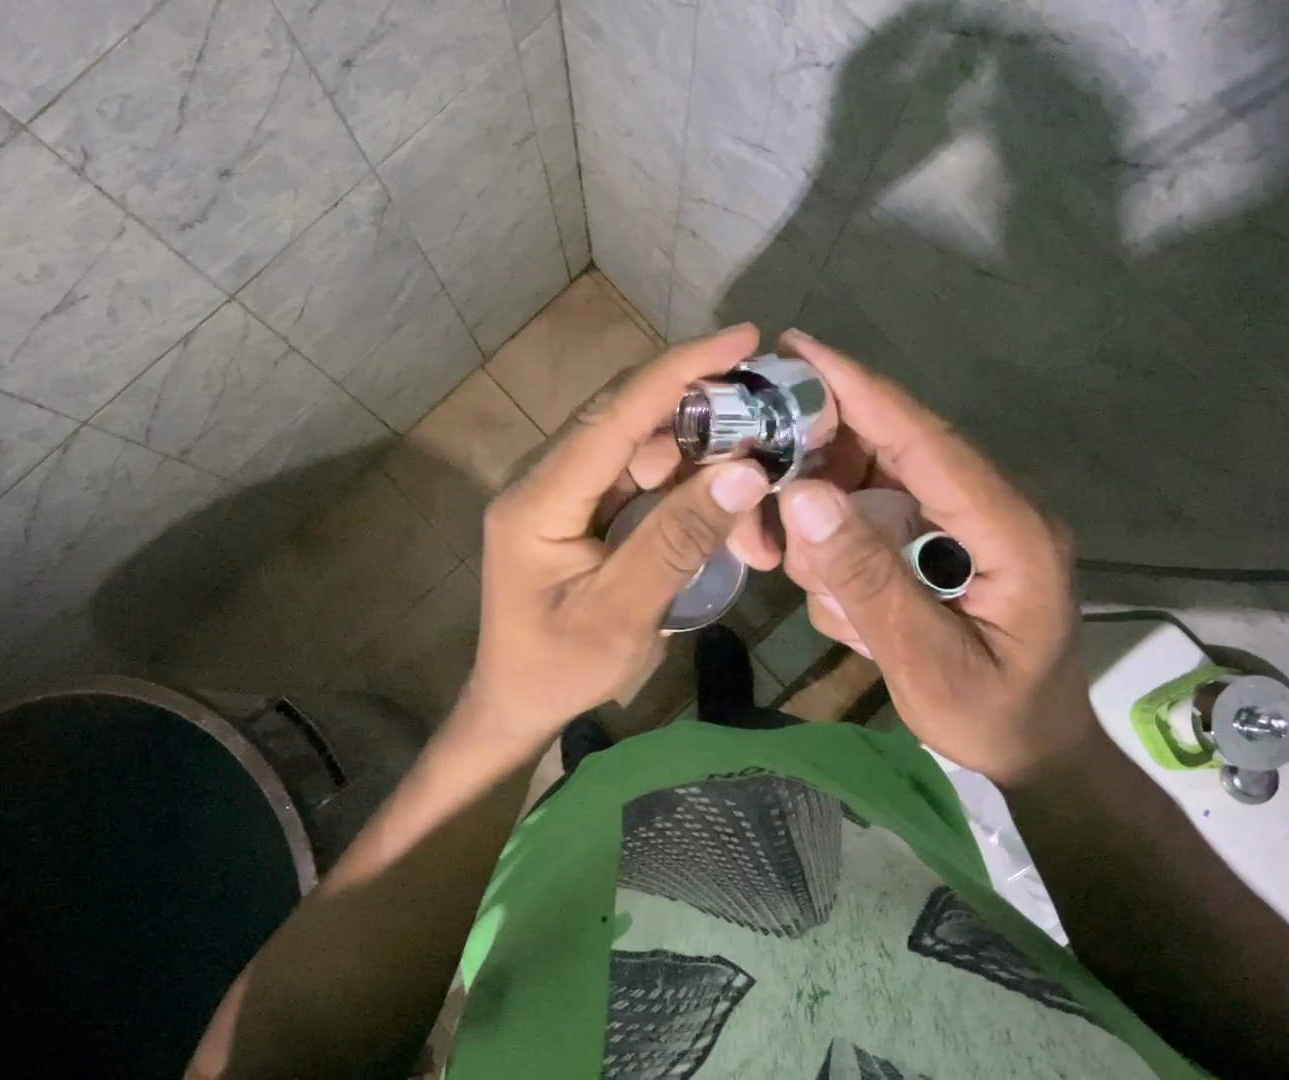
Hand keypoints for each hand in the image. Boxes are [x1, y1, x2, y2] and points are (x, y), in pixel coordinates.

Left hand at [462, 325, 772, 754]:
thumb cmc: (558, 671)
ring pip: (643, 452)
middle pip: (630, 423)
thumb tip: (744, 473)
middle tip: (774, 420)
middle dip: (705, 416)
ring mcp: (563, 496)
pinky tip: (726, 509)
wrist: (514, 705)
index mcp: (540, 500)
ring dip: (703, 467)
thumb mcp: (621, 615)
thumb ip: (678, 541)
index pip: (615, 417)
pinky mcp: (581, 513)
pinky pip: (641, 481)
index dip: (680, 373)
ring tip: (759, 497)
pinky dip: (687, 491)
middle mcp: (546, 483)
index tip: (743, 338)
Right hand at [769, 330, 1095, 787]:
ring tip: (840, 611)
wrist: (1035, 753)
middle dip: (822, 482)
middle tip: (775, 522)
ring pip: (870, 490)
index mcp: (1008, 528)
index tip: (798, 346)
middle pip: (890, 454)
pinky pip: (874, 521)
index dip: (859, 389)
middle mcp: (991, 507)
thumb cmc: (993, 717)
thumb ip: (866, 577)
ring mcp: (966, 523)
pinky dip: (843, 557)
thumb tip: (803, 495)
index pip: (924, 439)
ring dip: (830, 539)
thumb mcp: (925, 661)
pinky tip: (853, 614)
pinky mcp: (945, 540)